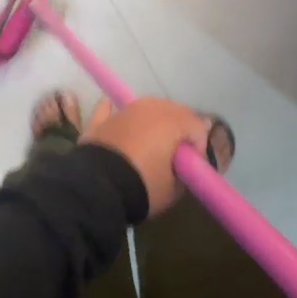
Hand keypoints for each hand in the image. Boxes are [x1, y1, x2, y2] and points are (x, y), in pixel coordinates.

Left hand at [80, 97, 212, 217]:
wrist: (97, 190)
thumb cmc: (142, 187)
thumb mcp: (174, 188)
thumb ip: (185, 172)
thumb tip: (184, 164)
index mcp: (171, 120)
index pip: (197, 126)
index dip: (199, 147)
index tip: (191, 168)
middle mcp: (148, 108)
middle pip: (174, 110)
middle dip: (180, 129)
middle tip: (176, 154)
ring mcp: (122, 111)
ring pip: (146, 106)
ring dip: (153, 120)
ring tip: (151, 142)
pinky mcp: (98, 121)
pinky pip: (109, 109)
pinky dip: (115, 111)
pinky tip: (115, 113)